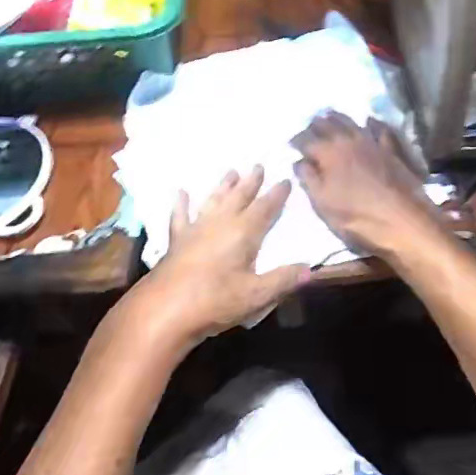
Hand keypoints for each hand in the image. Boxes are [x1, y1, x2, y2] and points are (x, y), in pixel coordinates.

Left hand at [121, 166, 307, 352]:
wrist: (166, 309)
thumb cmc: (216, 301)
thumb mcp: (257, 295)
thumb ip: (283, 279)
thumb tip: (310, 268)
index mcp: (243, 232)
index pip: (265, 208)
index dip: (277, 195)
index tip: (285, 180)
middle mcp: (220, 223)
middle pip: (239, 197)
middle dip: (250, 182)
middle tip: (258, 165)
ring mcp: (196, 229)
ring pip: (213, 201)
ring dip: (223, 187)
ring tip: (230, 172)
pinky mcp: (176, 240)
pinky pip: (180, 215)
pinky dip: (181, 203)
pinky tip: (181, 192)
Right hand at [292, 112, 442, 257]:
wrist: (401, 219)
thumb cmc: (356, 215)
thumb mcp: (322, 202)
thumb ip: (308, 179)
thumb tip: (299, 162)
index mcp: (327, 153)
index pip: (305, 139)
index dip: (296, 140)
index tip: (290, 143)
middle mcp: (347, 140)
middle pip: (327, 124)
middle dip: (315, 124)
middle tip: (309, 126)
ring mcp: (371, 142)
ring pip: (351, 122)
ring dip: (338, 117)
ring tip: (330, 115)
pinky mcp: (390, 149)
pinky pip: (380, 129)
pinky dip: (372, 123)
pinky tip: (369, 120)